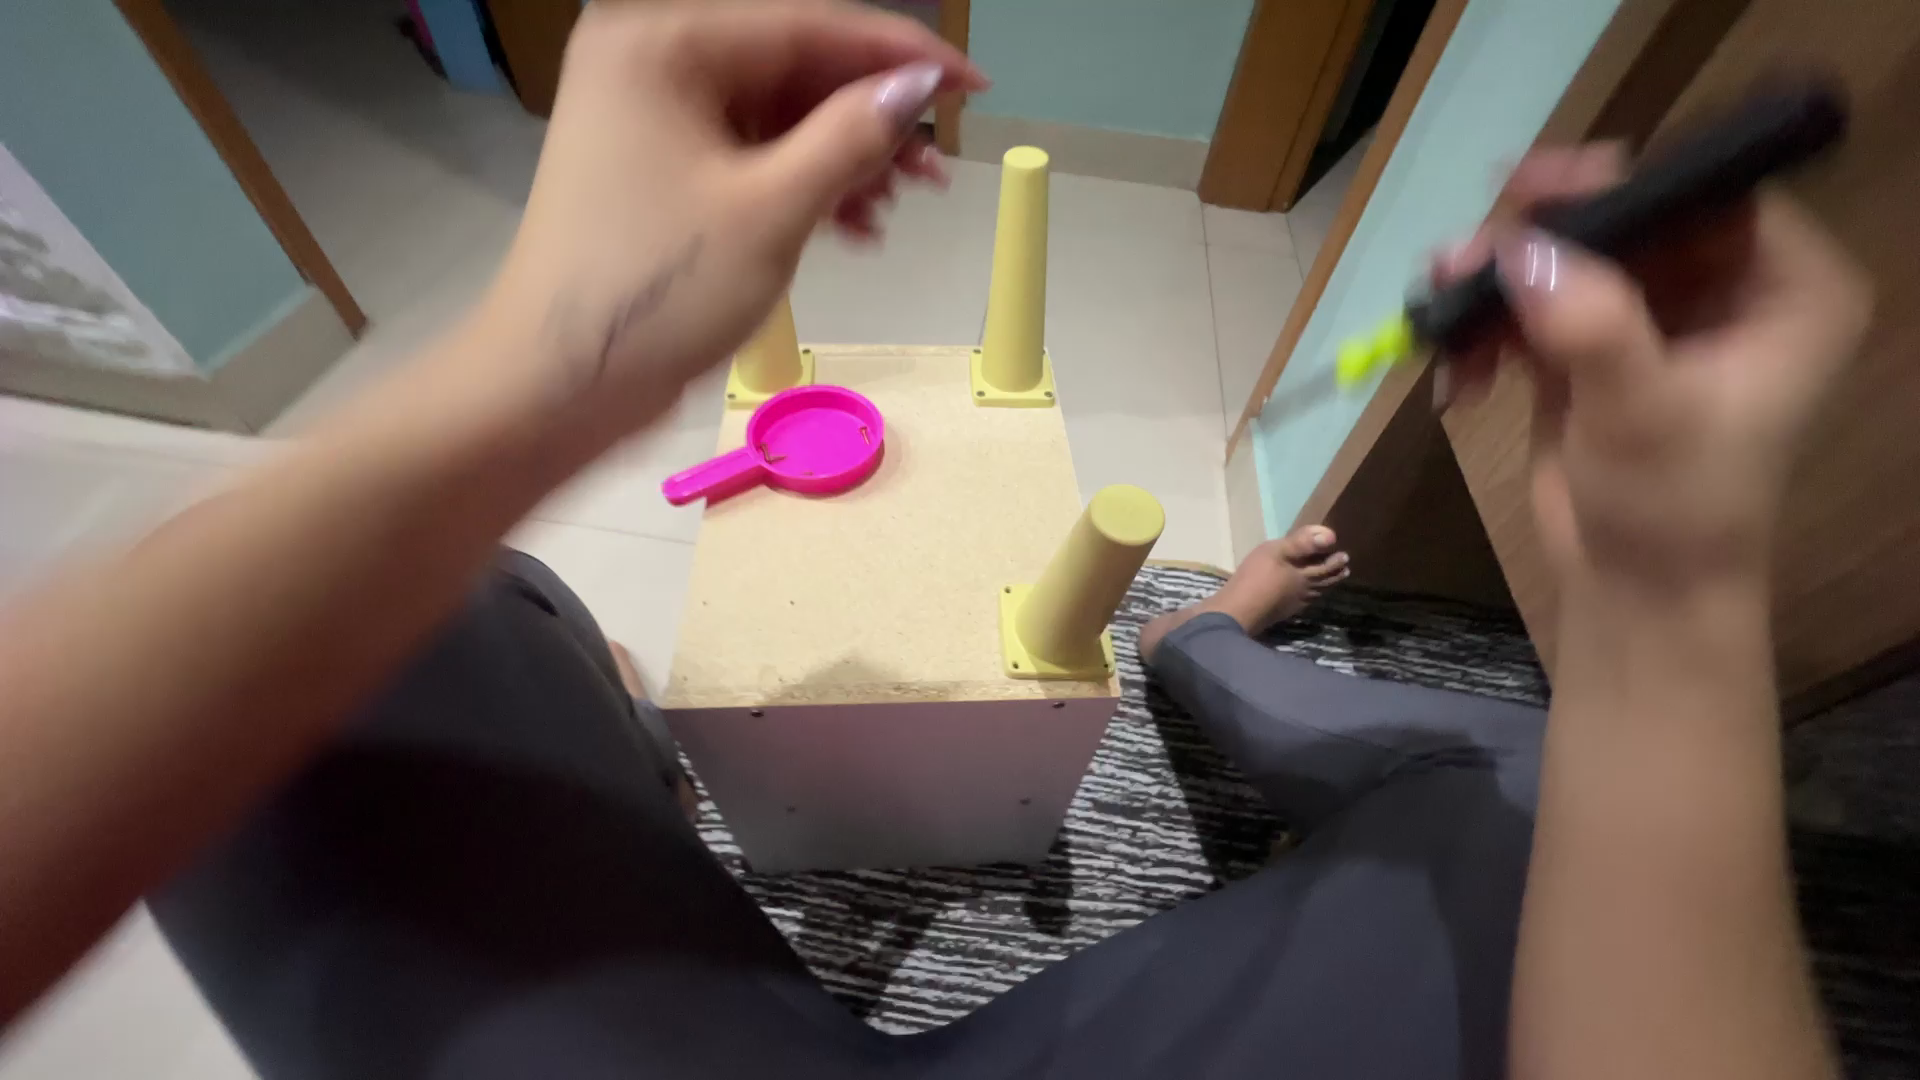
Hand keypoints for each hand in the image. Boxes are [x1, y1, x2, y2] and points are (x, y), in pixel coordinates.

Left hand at [479, 0, 985, 439]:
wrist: (566, 382)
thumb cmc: (663, 290)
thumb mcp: (770, 211)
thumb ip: (848, 137)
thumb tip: (917, 85)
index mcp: (667, 43)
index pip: (808, 27)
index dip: (898, 55)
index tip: (970, 86)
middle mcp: (657, 64)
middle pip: (794, 74)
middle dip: (870, 124)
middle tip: (934, 173)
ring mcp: (657, 123)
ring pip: (778, 124)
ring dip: (843, 164)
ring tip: (894, 210)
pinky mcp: (664, 175)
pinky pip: (752, 163)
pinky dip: (804, 191)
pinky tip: (852, 227)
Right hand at [1437, 146, 1870, 591]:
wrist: (1633, 581)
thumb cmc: (1670, 502)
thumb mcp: (1638, 411)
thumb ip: (1587, 325)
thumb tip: (1514, 251)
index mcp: (1775, 287)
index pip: (1698, 199)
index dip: (1613, 184)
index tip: (1522, 186)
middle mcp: (1712, 295)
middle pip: (1611, 233)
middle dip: (1525, 251)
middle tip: (1450, 266)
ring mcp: (1640, 328)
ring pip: (1555, 277)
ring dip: (1489, 301)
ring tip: (1434, 327)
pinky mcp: (1583, 362)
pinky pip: (1524, 324)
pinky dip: (1482, 342)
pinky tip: (1457, 380)